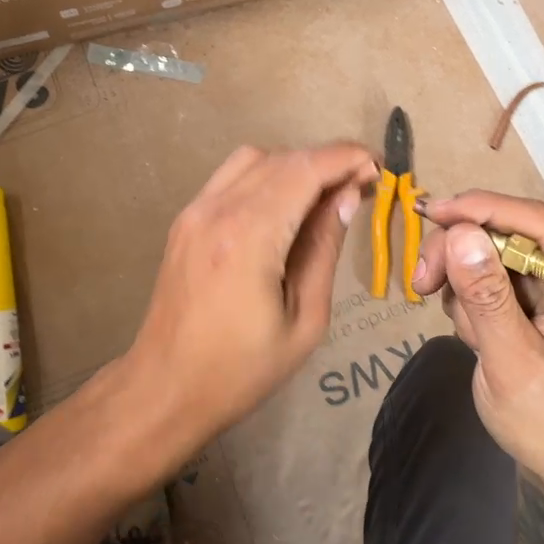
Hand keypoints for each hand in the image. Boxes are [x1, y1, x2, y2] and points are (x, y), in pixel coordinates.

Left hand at [118, 143, 378, 460]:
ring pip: (253, 158)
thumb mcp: (304, 321)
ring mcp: (195, 210)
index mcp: (249, 236)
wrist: (166, 385)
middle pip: (281, 158)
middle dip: (326, 162)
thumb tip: (346, 198)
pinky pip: (230, 177)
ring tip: (324, 197)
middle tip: (361, 187)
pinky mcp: (185, 219)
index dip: (346, 159)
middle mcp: (218, 209)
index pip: (305, 169)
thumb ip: (324, 250)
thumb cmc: (242, 369)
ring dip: (294, 165)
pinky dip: (264, 176)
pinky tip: (284, 207)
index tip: (377, 168)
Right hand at [412, 192, 543, 525]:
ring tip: (456, 325)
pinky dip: (465, 295)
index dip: (485, 209)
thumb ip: (487, 300)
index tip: (433, 213)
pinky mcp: (531, 304)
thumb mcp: (514, 367)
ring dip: (459, 278)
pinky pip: (486, 276)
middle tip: (422, 283)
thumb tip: (459, 233)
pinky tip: (471, 332)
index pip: (539, 224)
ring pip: (489, 252)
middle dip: (460, 251)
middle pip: (507, 234)